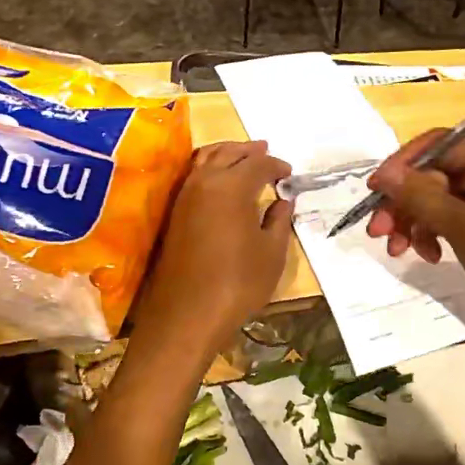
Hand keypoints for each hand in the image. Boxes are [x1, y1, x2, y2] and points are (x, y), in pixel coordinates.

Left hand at [139, 141, 293, 356]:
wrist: (188, 313)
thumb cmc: (238, 283)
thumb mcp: (271, 253)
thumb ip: (278, 220)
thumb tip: (283, 200)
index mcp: (232, 187)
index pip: (259, 164)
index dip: (277, 166)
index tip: (289, 175)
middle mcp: (205, 182)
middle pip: (229, 153)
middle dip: (250, 151)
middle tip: (267, 151)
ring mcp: (185, 196)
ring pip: (206, 160)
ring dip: (227, 154)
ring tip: (243, 156)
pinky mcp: (175, 213)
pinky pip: (194, 176)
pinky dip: (211, 168)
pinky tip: (221, 181)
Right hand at [367, 130, 464, 337]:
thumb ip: (423, 197)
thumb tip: (383, 174)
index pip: (442, 145)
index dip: (405, 164)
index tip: (375, 190)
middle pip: (434, 173)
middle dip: (405, 202)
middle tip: (378, 232)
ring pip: (435, 198)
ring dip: (413, 221)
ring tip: (397, 250)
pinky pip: (446, 218)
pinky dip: (430, 234)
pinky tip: (427, 257)